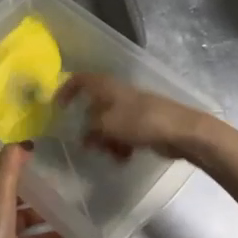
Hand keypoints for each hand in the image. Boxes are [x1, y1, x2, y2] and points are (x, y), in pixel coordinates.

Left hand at [0, 144, 63, 237]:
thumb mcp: (2, 188)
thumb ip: (11, 163)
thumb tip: (26, 142)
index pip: (2, 173)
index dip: (17, 164)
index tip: (39, 156)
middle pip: (16, 194)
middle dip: (34, 188)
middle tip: (59, 179)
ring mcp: (4, 232)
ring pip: (27, 216)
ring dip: (43, 211)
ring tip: (66, 203)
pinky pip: (36, 237)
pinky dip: (49, 234)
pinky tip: (67, 230)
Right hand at [57, 73, 207, 160]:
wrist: (180, 130)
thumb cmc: (140, 121)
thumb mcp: (107, 124)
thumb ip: (89, 128)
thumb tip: (83, 134)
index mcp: (106, 87)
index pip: (80, 80)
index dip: (66, 90)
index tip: (57, 108)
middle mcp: (117, 94)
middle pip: (94, 107)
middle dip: (89, 127)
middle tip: (86, 144)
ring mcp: (131, 109)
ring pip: (108, 124)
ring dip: (105, 140)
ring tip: (110, 154)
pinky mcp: (142, 124)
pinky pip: (123, 134)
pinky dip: (120, 145)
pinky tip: (124, 158)